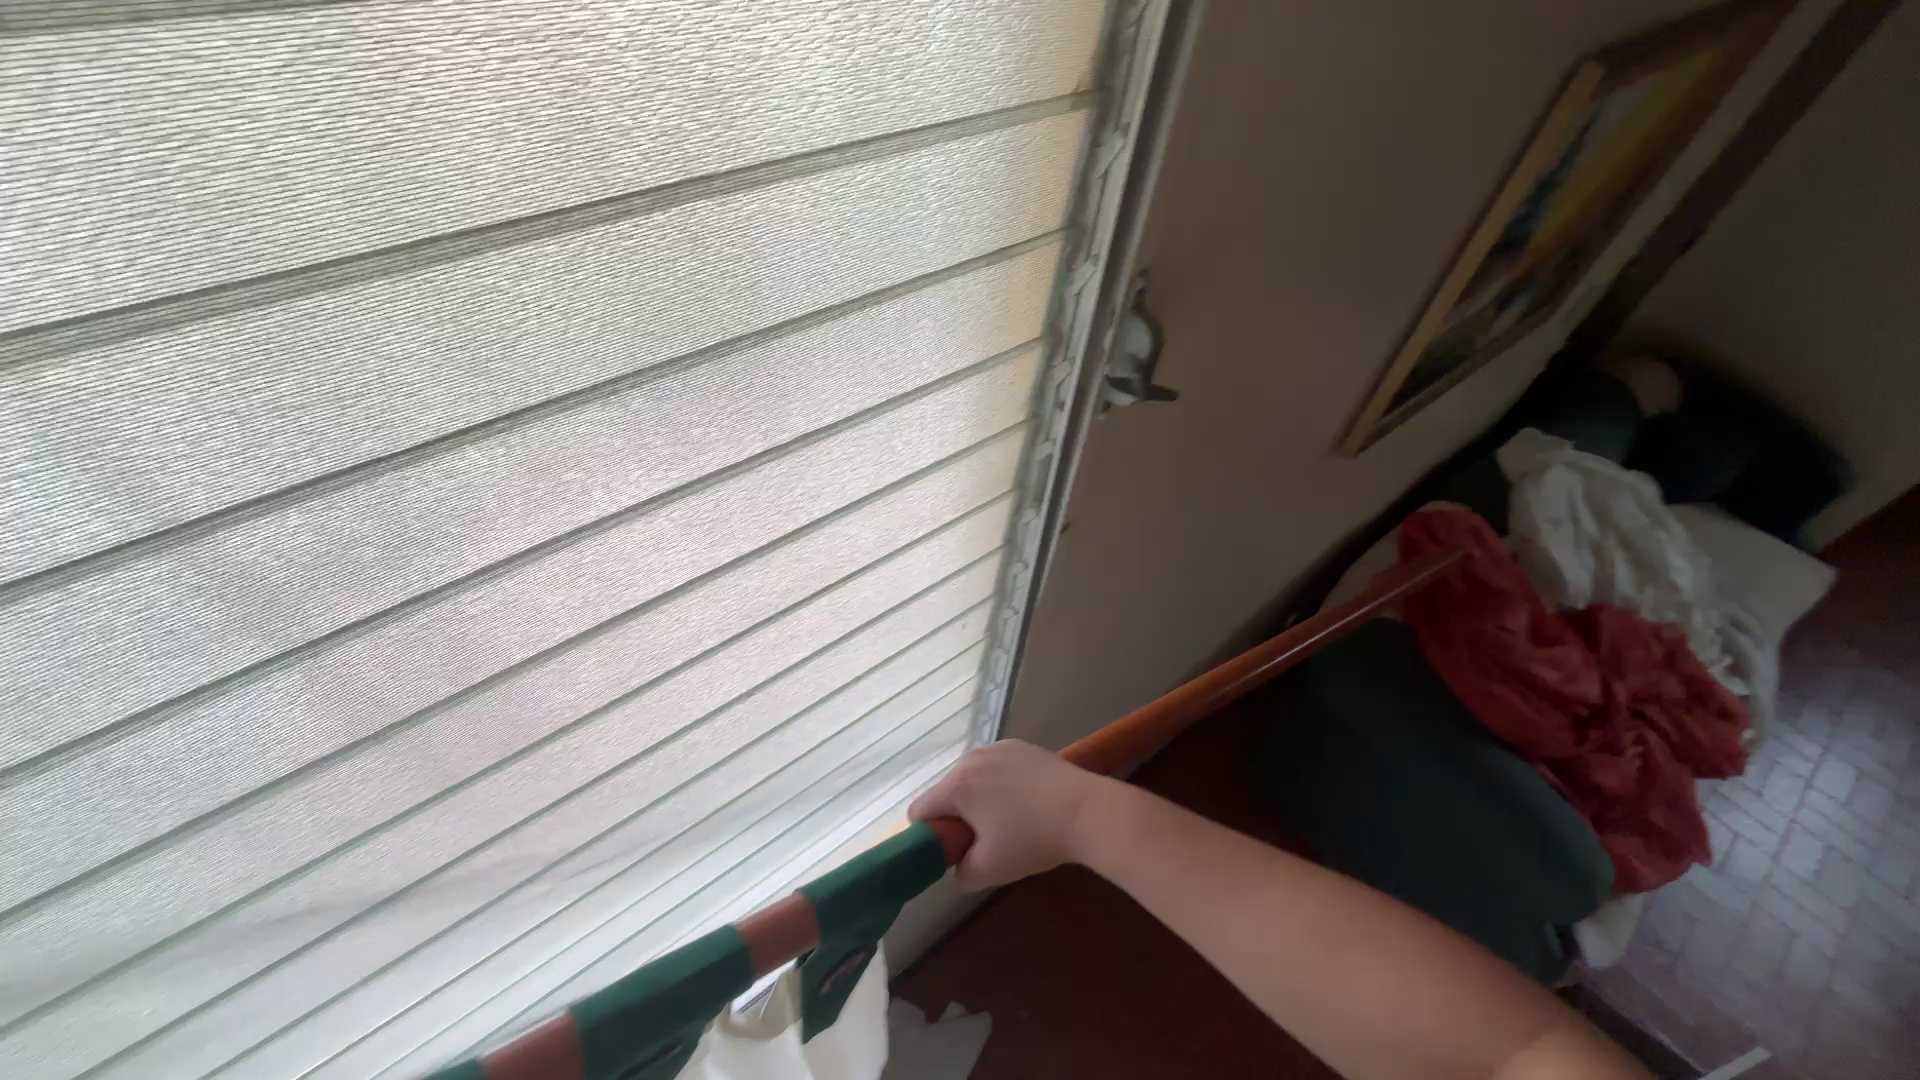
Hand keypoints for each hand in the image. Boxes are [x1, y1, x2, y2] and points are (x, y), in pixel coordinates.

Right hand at [908, 739, 1112, 889]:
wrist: (1086, 811)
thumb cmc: (1033, 840)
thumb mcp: (989, 870)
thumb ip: (961, 873)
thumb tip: (959, 866)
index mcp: (955, 786)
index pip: (919, 811)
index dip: (928, 834)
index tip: (951, 850)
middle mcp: (970, 759)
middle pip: (946, 791)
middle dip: (956, 816)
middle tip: (984, 840)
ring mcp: (997, 748)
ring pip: (971, 778)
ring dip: (978, 799)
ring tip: (1008, 821)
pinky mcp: (1020, 746)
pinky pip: (995, 767)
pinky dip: (1000, 783)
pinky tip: (1025, 801)